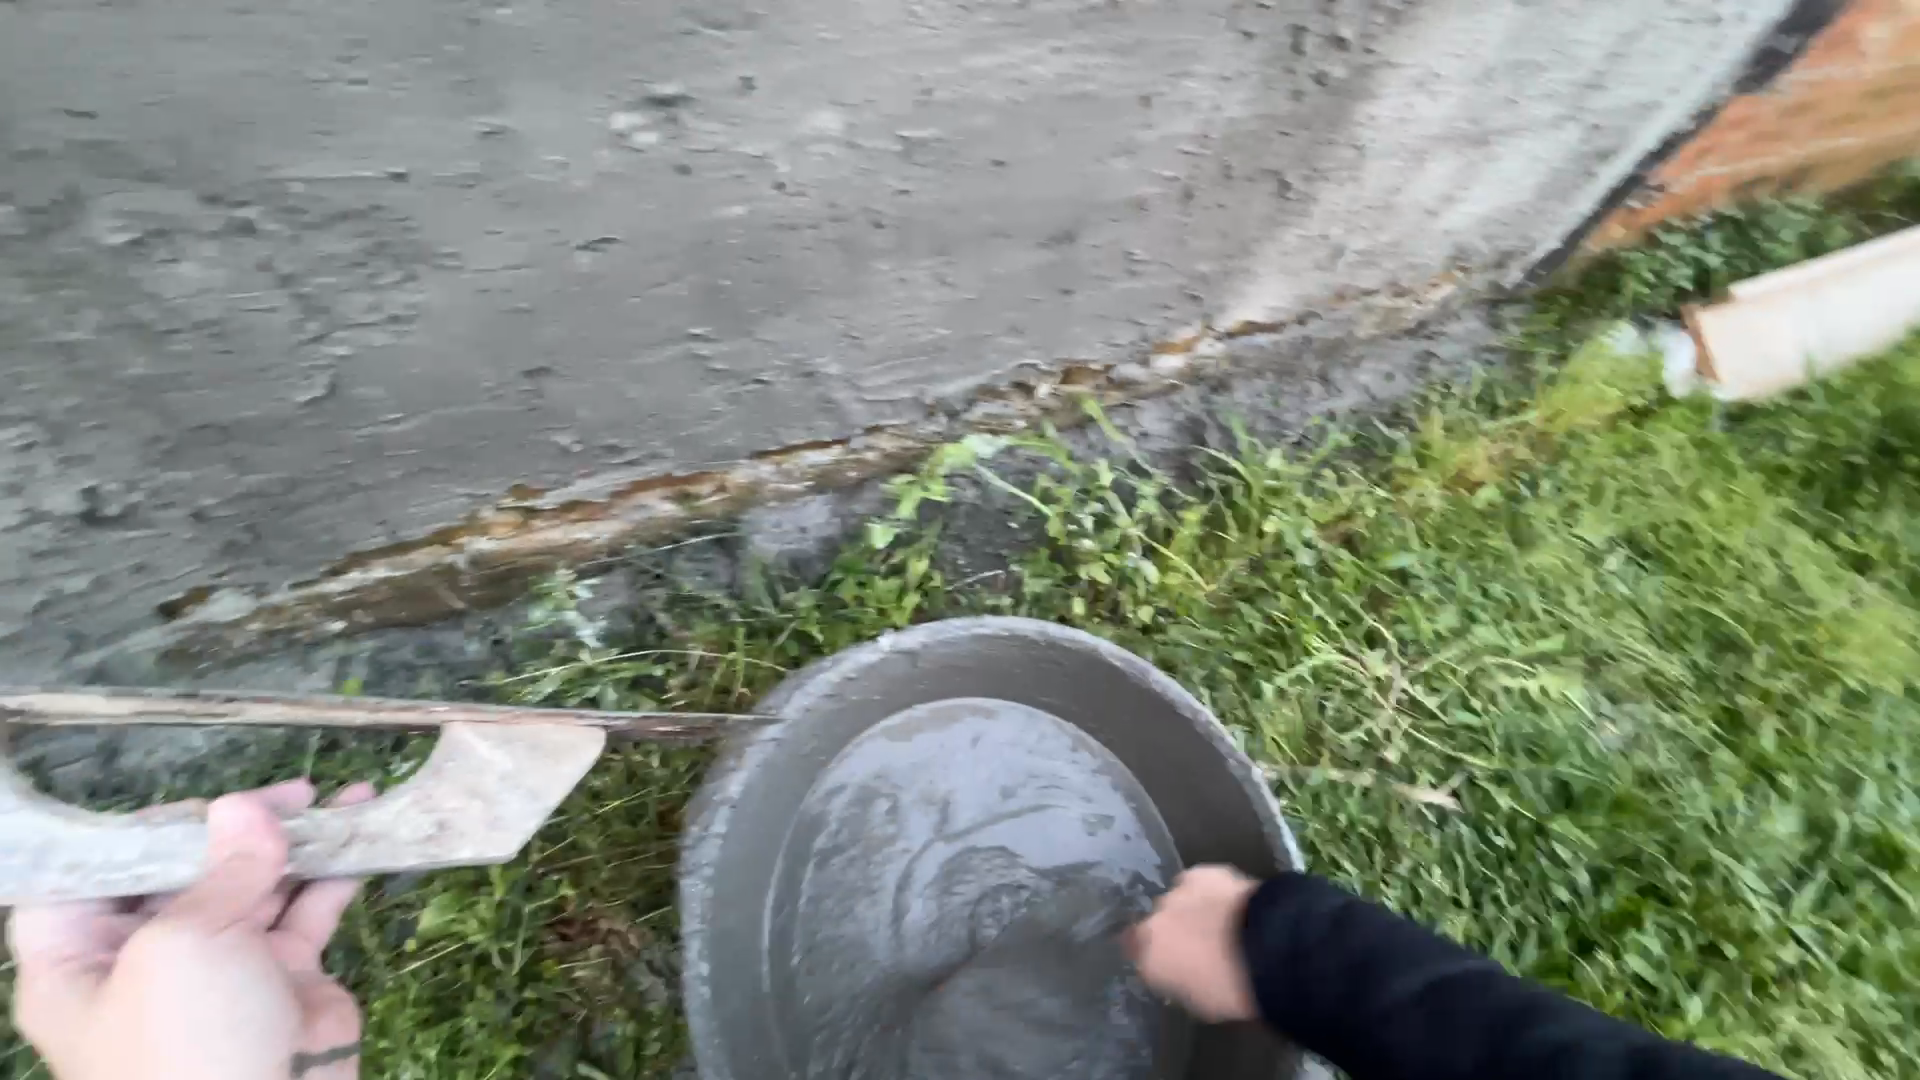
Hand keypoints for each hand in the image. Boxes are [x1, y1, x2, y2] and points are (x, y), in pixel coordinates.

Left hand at [8, 779, 374, 1079]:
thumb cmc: (185, 1039)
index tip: (204, 806)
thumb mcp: (182, 947)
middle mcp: (152, 958)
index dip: (137, 837)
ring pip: (262, 883)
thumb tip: (243, 805)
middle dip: (242, 828)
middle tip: (296, 794)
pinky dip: (342, 868)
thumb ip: (221, 870)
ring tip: (347, 799)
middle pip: (191, 873)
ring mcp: (227, 963)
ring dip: (303, 840)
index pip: (91, 883)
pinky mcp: (289, 967)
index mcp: (85, 962)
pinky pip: (312, 905)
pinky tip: (369, 834)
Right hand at [1126, 864, 1260, 1022]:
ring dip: (1190, 910)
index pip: (1135, 952)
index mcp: (1149, 957)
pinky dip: (1209, 891)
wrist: (1264, 950)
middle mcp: (1154, 921)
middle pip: (1157, 924)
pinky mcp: (1200, 872)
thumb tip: (1179, 973)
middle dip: (1172, 931)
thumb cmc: (1231, 989)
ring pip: (1177, 901)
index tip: (1166, 960)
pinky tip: (1227, 902)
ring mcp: (1176, 892)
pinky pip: (1199, 882)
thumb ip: (1178, 981)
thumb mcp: (1199, 1001)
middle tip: (1198, 945)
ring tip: (1217, 923)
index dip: (1151, 954)